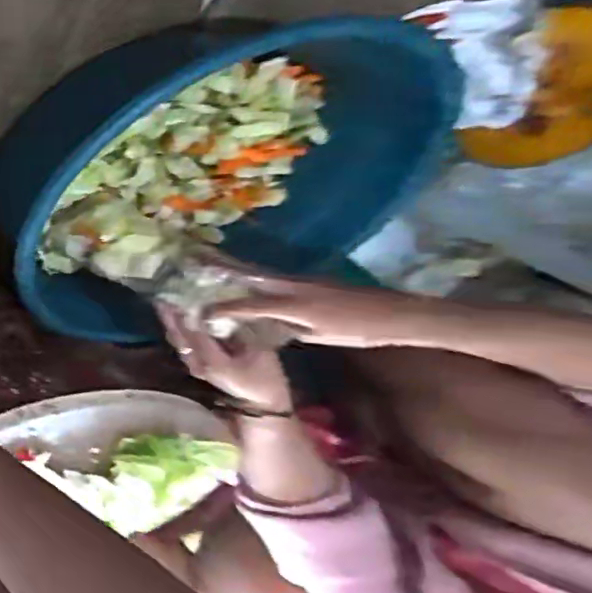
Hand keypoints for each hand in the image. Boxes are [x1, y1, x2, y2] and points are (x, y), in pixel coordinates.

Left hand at [158, 302, 291, 411]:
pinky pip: (183, 347)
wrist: (262, 407)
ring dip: (171, 325)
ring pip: (178, 342)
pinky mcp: (196, 368)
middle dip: (169, 319)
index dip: (187, 316)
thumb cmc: (267, 381)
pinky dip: (179, 334)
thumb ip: (241, 334)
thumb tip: (225, 314)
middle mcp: (197, 364)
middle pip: (179, 337)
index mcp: (212, 361)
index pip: (195, 334)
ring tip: (166, 308)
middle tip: (161, 300)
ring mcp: (194, 367)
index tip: (179, 299)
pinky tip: (178, 323)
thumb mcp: (262, 355)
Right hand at [203, 273, 424, 347]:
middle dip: (216, 265)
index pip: (243, 305)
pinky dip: (251, 273)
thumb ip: (285, 327)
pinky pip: (271, 275)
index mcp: (288, 303)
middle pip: (244, 273)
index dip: (220, 310)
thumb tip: (263, 323)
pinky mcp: (308, 279)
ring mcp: (299, 279)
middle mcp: (288, 285)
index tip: (199, 313)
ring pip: (256, 271)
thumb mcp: (318, 335)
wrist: (401, 314)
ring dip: (231, 266)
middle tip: (190, 257)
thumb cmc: (360, 330)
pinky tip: (245, 276)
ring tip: (207, 261)